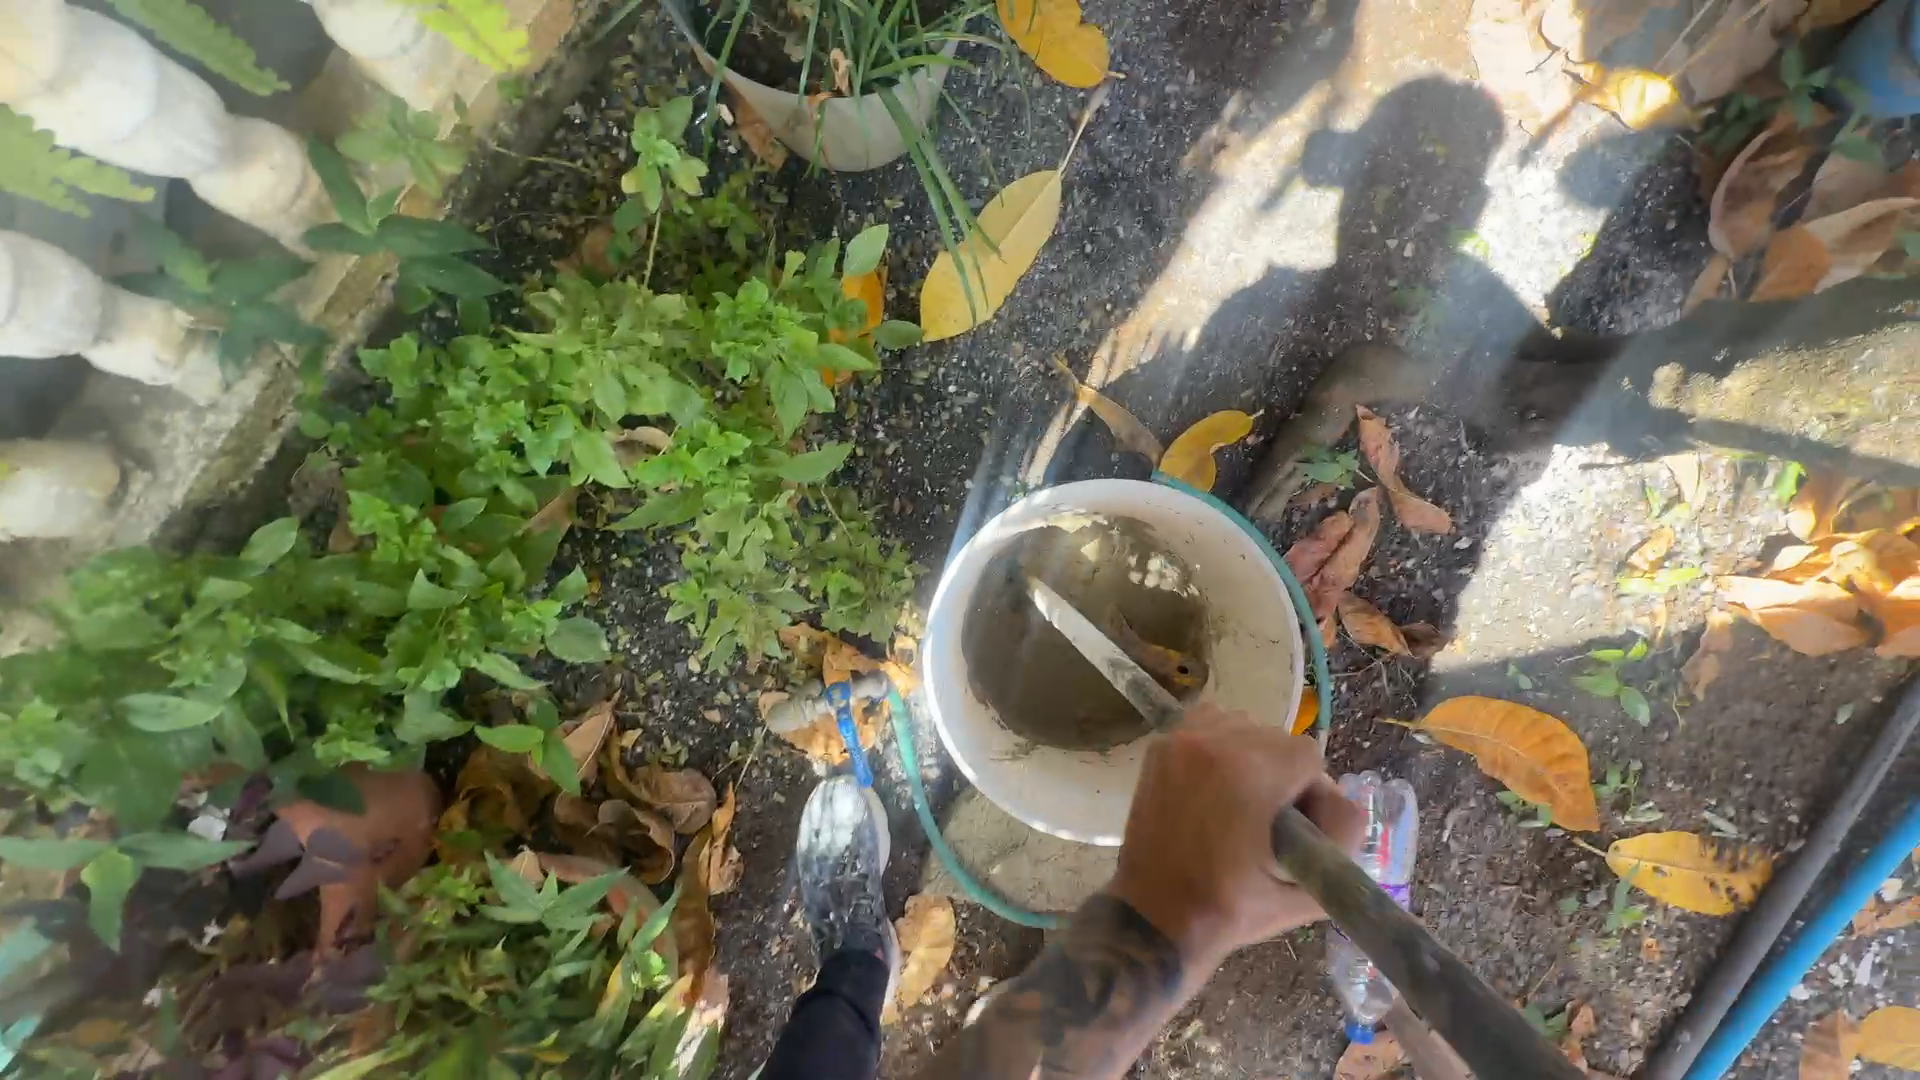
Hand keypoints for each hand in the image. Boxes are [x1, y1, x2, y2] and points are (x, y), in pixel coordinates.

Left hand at [1105, 702, 1363, 968]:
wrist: (1154, 912)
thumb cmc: (1229, 906)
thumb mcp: (1307, 890)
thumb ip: (1342, 837)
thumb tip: (1337, 797)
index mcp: (1247, 772)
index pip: (1308, 755)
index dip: (1312, 793)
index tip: (1298, 828)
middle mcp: (1211, 742)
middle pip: (1275, 737)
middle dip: (1283, 774)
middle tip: (1271, 820)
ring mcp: (1180, 739)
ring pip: (1242, 726)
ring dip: (1252, 757)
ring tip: (1243, 802)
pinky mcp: (1160, 745)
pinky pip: (1207, 724)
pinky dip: (1219, 745)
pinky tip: (1217, 783)